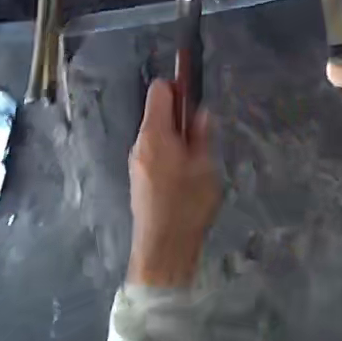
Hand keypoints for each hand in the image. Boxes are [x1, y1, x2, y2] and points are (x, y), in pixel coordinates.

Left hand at [127, 79, 220, 288]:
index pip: (159, 90)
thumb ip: (202, 135)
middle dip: (180, 116)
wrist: (162, 253)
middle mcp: (140, 143)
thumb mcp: (205, 167)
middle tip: (202, 137)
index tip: (195, 100)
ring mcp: (136, 161)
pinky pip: (153, 151)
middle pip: (157, 111)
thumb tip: (200, 113)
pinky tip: (184, 177)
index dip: (178, 87)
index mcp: (155, 134)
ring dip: (176, 137)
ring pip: (157, 133)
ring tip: (196, 161)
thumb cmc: (187, 206)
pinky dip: (168, 152)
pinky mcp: (138, 178)